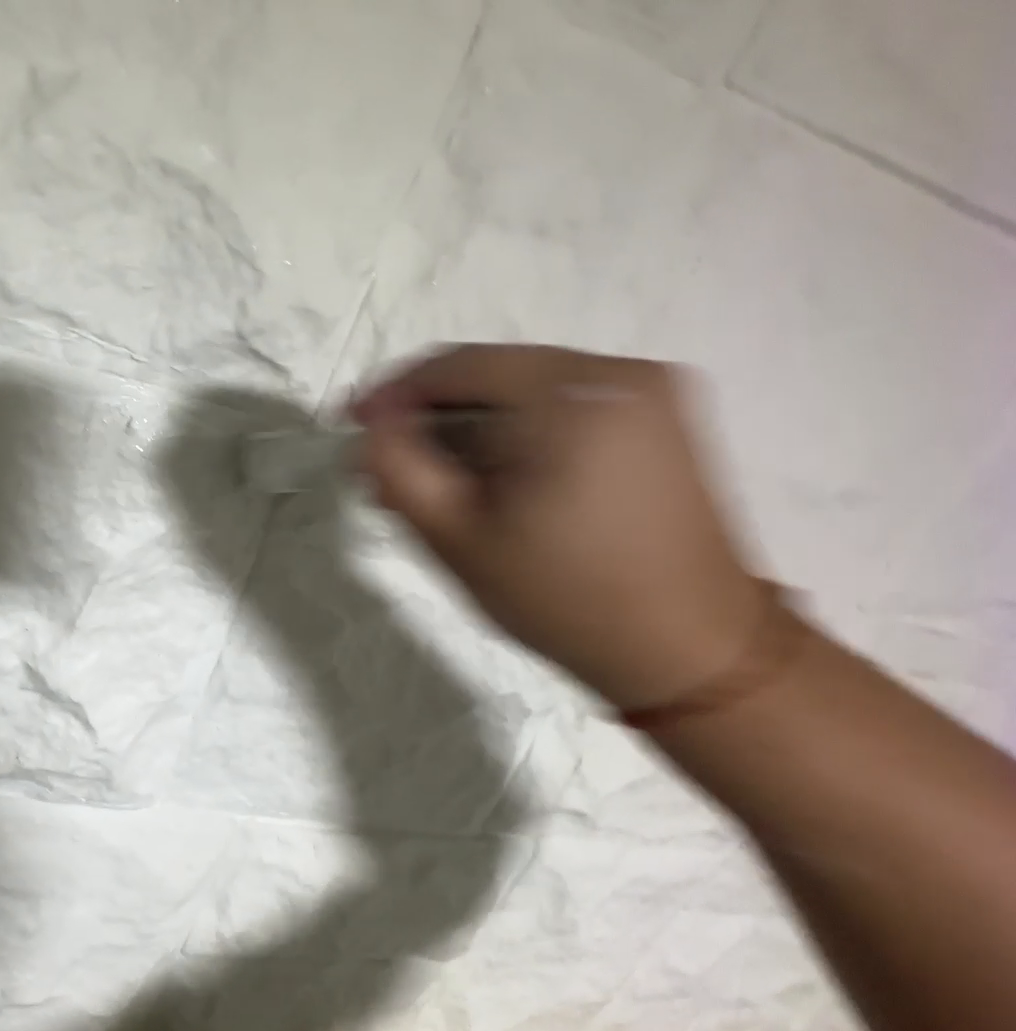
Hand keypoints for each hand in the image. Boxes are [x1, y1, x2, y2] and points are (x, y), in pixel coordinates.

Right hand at [352, 344, 763, 709]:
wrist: (693, 654)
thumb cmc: (564, 598)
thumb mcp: (457, 538)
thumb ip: (397, 468)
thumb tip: (370, 426)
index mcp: (575, 394)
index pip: (458, 365)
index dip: (391, 393)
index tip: (348, 427)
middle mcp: (621, 374)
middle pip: (492, 376)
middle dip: (429, 418)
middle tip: (383, 466)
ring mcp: (650, 396)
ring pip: (524, 395)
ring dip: (468, 431)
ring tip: (427, 485)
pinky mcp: (661, 425)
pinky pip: (562, 412)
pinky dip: (514, 438)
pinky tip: (484, 482)